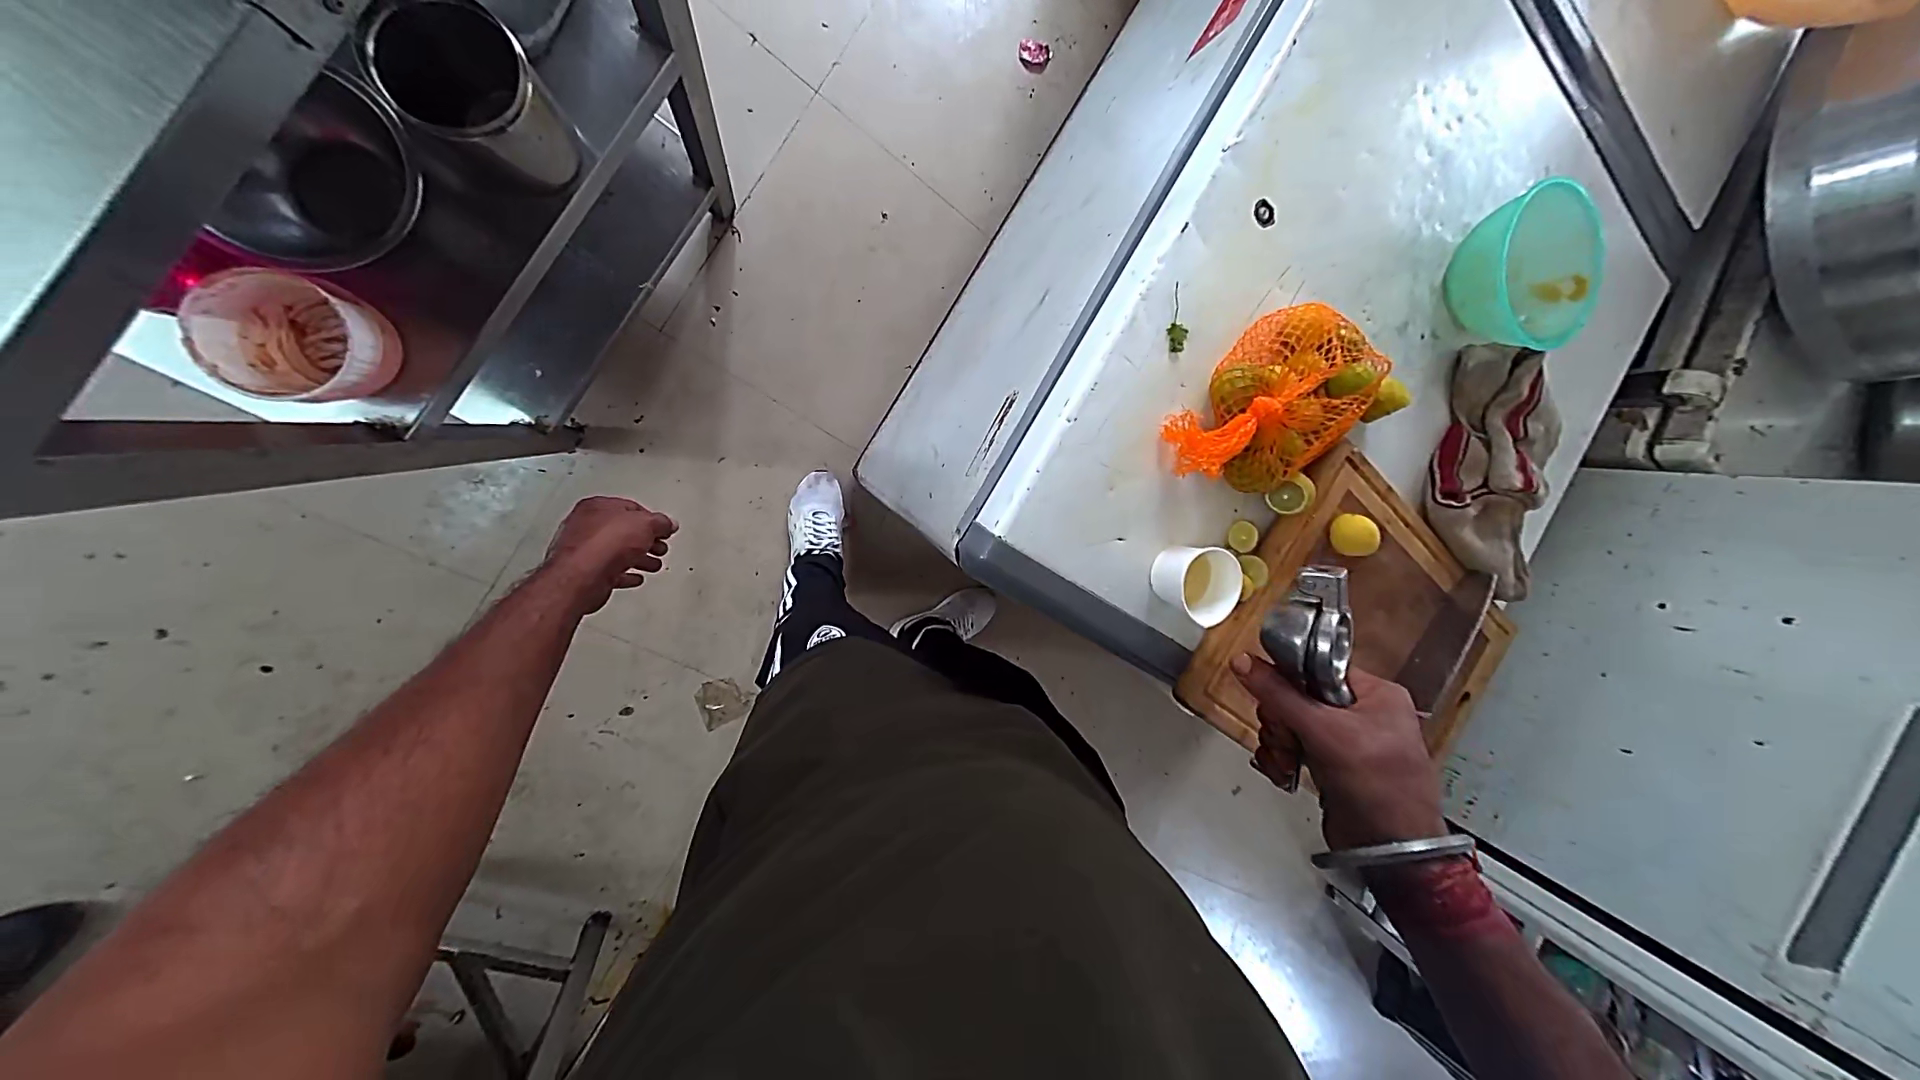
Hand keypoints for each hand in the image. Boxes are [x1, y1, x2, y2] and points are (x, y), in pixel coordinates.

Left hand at [540, 497, 677, 614]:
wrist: (583, 576)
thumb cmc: (604, 545)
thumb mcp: (646, 525)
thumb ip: (660, 523)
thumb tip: (668, 524)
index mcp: (597, 506)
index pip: (631, 508)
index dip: (651, 519)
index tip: (663, 528)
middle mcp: (585, 524)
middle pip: (623, 530)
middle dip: (644, 539)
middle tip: (659, 545)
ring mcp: (582, 549)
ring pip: (616, 551)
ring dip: (637, 557)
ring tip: (653, 563)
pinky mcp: (584, 571)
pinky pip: (609, 570)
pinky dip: (623, 573)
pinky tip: (634, 576)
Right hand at [1231, 654, 1444, 850]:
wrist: (1393, 854)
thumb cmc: (1379, 789)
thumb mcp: (1325, 733)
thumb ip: (1281, 695)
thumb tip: (1244, 662)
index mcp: (1374, 693)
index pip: (1316, 667)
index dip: (1288, 680)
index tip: (1274, 698)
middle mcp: (1360, 711)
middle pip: (1295, 695)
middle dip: (1281, 720)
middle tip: (1286, 739)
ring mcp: (1343, 738)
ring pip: (1287, 721)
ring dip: (1277, 742)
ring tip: (1287, 761)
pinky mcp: (1327, 761)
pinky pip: (1290, 744)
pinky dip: (1280, 756)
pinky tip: (1285, 770)